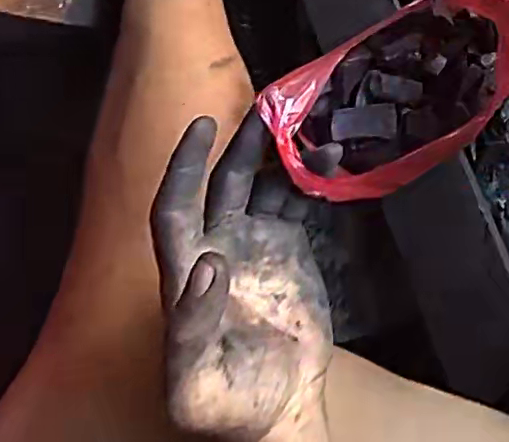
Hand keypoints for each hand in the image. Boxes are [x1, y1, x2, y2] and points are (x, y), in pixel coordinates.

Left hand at [152, 110, 333, 441]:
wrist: (284, 403)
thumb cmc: (233, 404)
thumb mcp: (197, 385)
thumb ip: (192, 329)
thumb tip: (206, 264)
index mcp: (187, 273)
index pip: (176, 209)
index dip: (184, 167)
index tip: (201, 126)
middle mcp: (219, 246)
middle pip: (224, 183)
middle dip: (243, 143)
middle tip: (269, 105)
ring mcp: (256, 243)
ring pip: (264, 183)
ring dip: (283, 152)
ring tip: (307, 121)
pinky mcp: (289, 244)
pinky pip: (299, 199)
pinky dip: (313, 175)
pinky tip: (331, 158)